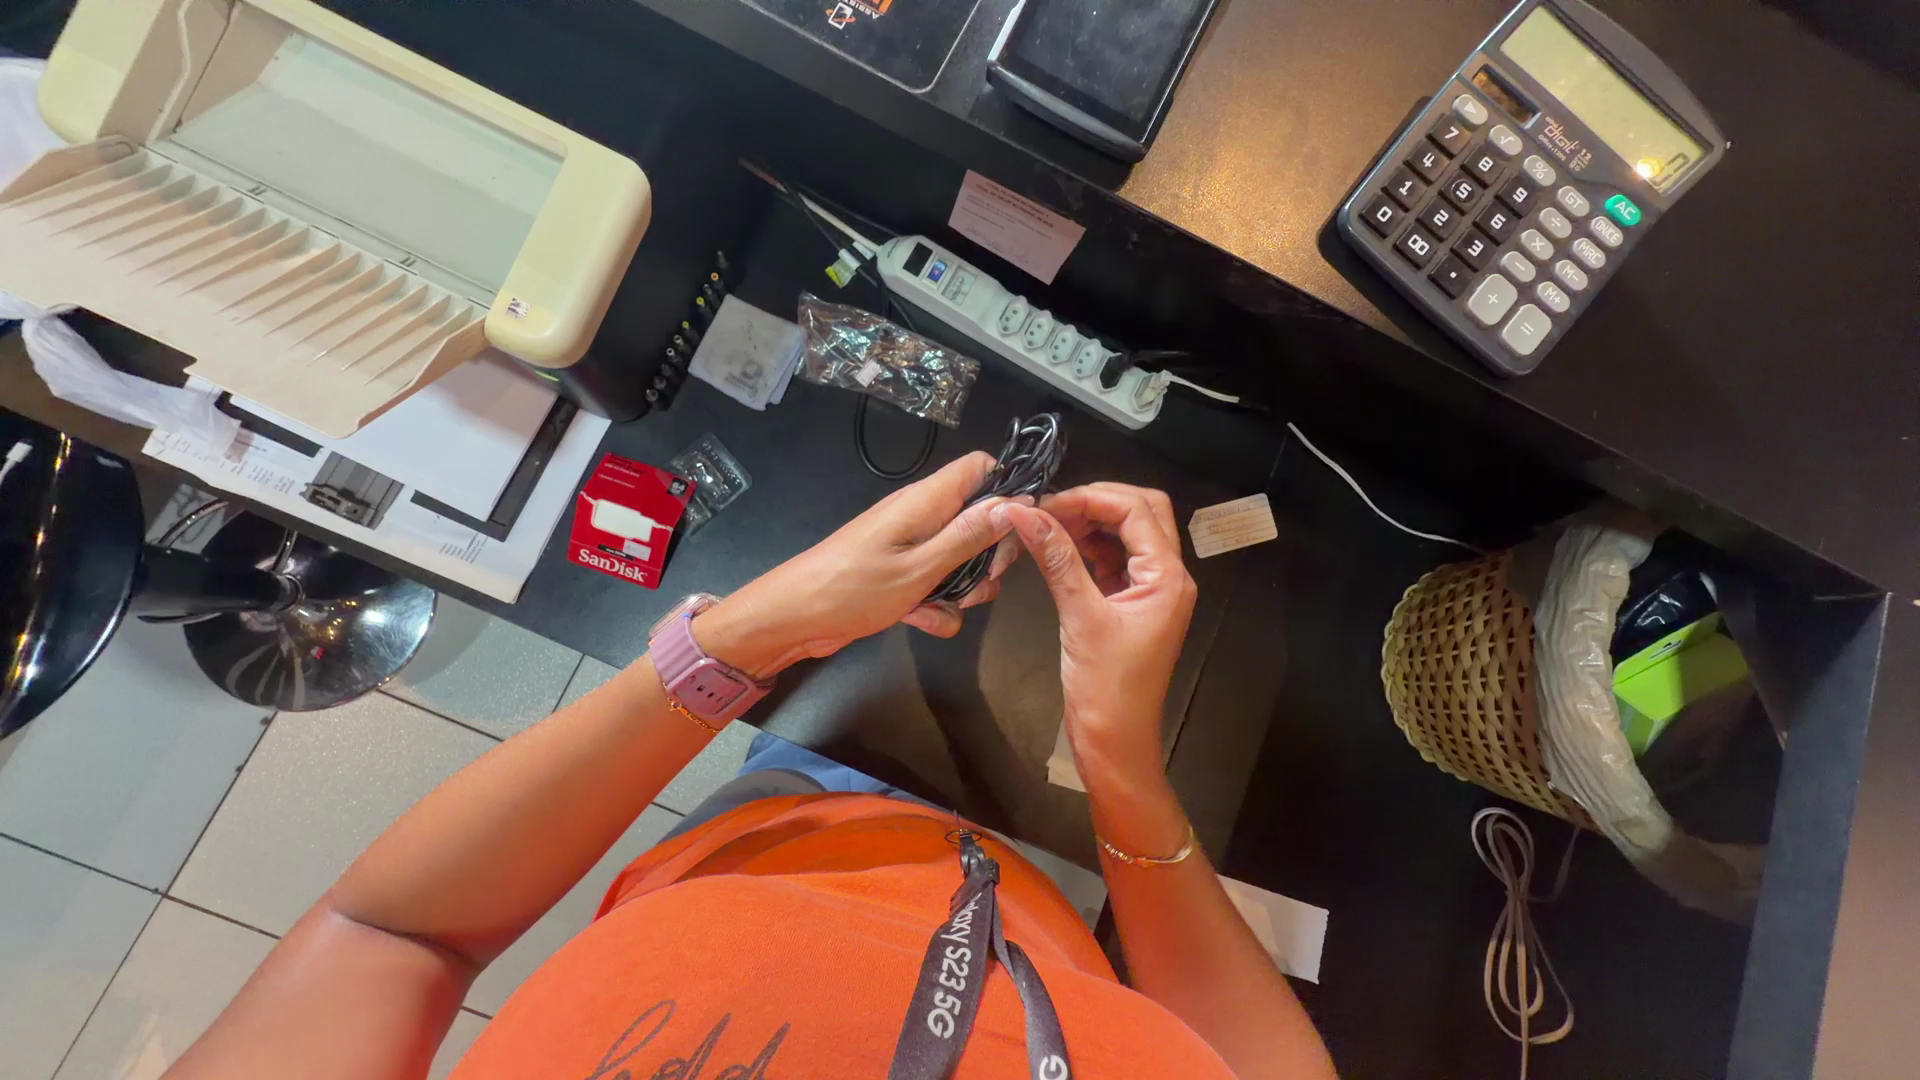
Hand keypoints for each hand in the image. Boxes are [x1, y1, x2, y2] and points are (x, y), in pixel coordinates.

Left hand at [694, 451, 1022, 675]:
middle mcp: (924, 516)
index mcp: (927, 500)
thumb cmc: (853, 588)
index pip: (981, 468)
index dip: (1007, 491)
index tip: (1018, 531)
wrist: (795, 619)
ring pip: (964, 560)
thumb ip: (969, 536)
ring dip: (963, 589)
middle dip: (989, 556)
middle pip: (981, 520)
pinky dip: (937, 607)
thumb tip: (1016, 501)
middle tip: (980, 580)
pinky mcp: (905, 574)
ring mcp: (914, 546)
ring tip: (939, 605)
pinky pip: (940, 585)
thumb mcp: (920, 567)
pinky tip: (920, 620)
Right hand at [1000, 484, 1196, 776]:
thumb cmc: (1105, 688)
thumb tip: (1024, 512)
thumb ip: (1056, 559)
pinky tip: (1057, 547)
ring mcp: (1150, 589)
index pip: (1136, 510)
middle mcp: (1167, 576)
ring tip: (1046, 524)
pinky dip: (1087, 548)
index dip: (1091, 497)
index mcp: (1168, 577)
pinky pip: (1113, 560)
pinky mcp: (1130, 603)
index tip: (1045, 503)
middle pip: (1140, 513)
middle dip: (1096, 502)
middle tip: (1049, 509)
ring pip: (1126, 534)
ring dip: (1089, 523)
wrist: (1115, 743)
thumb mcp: (1080, 617)